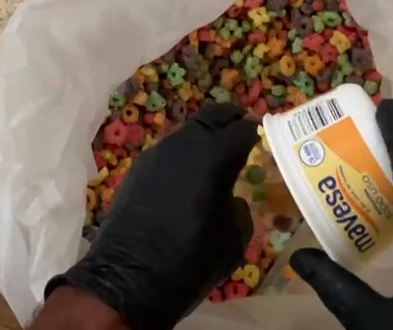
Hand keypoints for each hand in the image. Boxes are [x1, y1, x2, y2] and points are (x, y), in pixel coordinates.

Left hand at [49, 103, 255, 329]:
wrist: (130, 277)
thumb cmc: (191, 259)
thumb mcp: (233, 239)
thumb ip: (239, 208)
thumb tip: (232, 199)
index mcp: (214, 155)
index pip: (242, 128)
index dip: (256, 131)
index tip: (263, 137)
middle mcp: (185, 143)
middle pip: (213, 115)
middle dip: (230, 119)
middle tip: (242, 130)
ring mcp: (158, 151)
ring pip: (189, 131)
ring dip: (205, 137)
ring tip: (216, 157)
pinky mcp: (139, 166)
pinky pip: (170, 150)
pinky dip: (184, 155)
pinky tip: (187, 178)